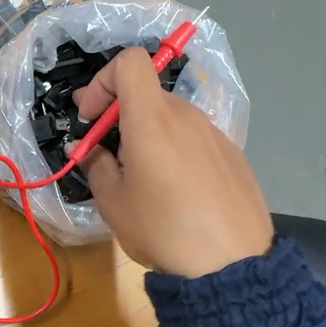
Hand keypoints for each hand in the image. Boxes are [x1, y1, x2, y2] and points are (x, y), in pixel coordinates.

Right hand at [73, 47, 273, 277]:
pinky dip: (176, 152)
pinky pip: (195, 141)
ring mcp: (215, 134)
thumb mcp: (112, 202)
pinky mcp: (234, 156)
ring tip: (143, 181)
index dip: (102, 82)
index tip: (91, 119)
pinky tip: (177, 194)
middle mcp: (186, 116)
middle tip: (107, 155)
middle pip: (148, 94)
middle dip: (120, 117)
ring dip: (148, 136)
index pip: (129, 62)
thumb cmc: (161, 228)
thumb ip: (96, 165)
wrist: (231, 264)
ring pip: (172, 119)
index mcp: (152, 119)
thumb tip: (93, 149)